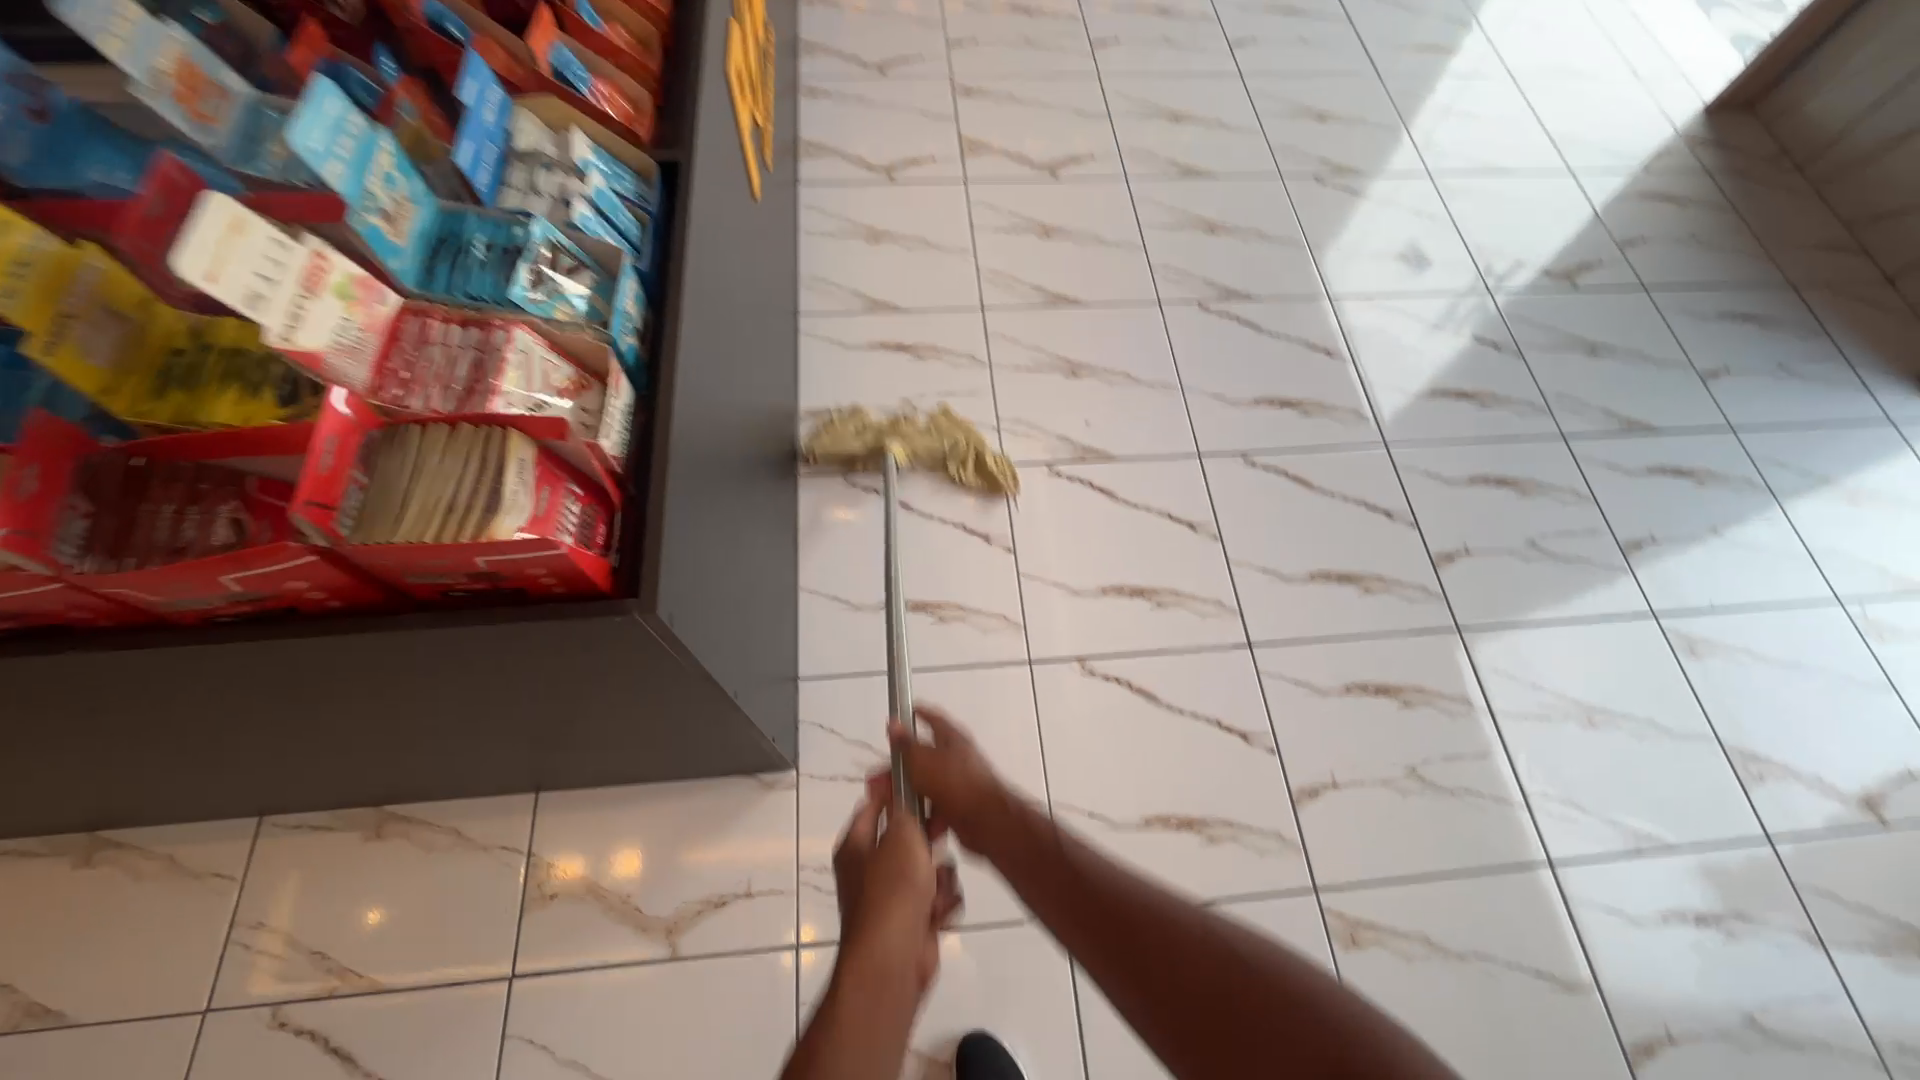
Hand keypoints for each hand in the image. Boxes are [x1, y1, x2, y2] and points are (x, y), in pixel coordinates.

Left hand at [832, 781, 961, 997]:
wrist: (893, 961)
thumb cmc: (892, 891)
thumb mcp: (900, 835)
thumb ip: (903, 808)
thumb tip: (896, 785)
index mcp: (856, 845)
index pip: (875, 806)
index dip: (900, 795)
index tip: (927, 790)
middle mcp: (869, 870)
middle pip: (908, 839)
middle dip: (930, 842)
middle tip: (940, 839)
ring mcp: (891, 898)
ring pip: (929, 870)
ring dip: (940, 878)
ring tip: (936, 889)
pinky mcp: (912, 922)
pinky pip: (936, 899)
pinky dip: (941, 905)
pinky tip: (940, 913)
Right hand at [890, 704, 1016, 851]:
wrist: (985, 819)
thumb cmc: (952, 782)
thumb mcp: (921, 759)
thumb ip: (905, 743)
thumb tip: (893, 722)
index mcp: (950, 738)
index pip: (930, 717)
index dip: (914, 714)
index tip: (898, 717)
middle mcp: (956, 756)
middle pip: (921, 758)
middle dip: (898, 772)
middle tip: (877, 783)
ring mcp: (958, 782)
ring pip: (926, 785)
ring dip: (908, 796)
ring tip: (890, 806)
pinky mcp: (959, 805)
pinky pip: (935, 807)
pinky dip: (924, 815)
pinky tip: (913, 822)